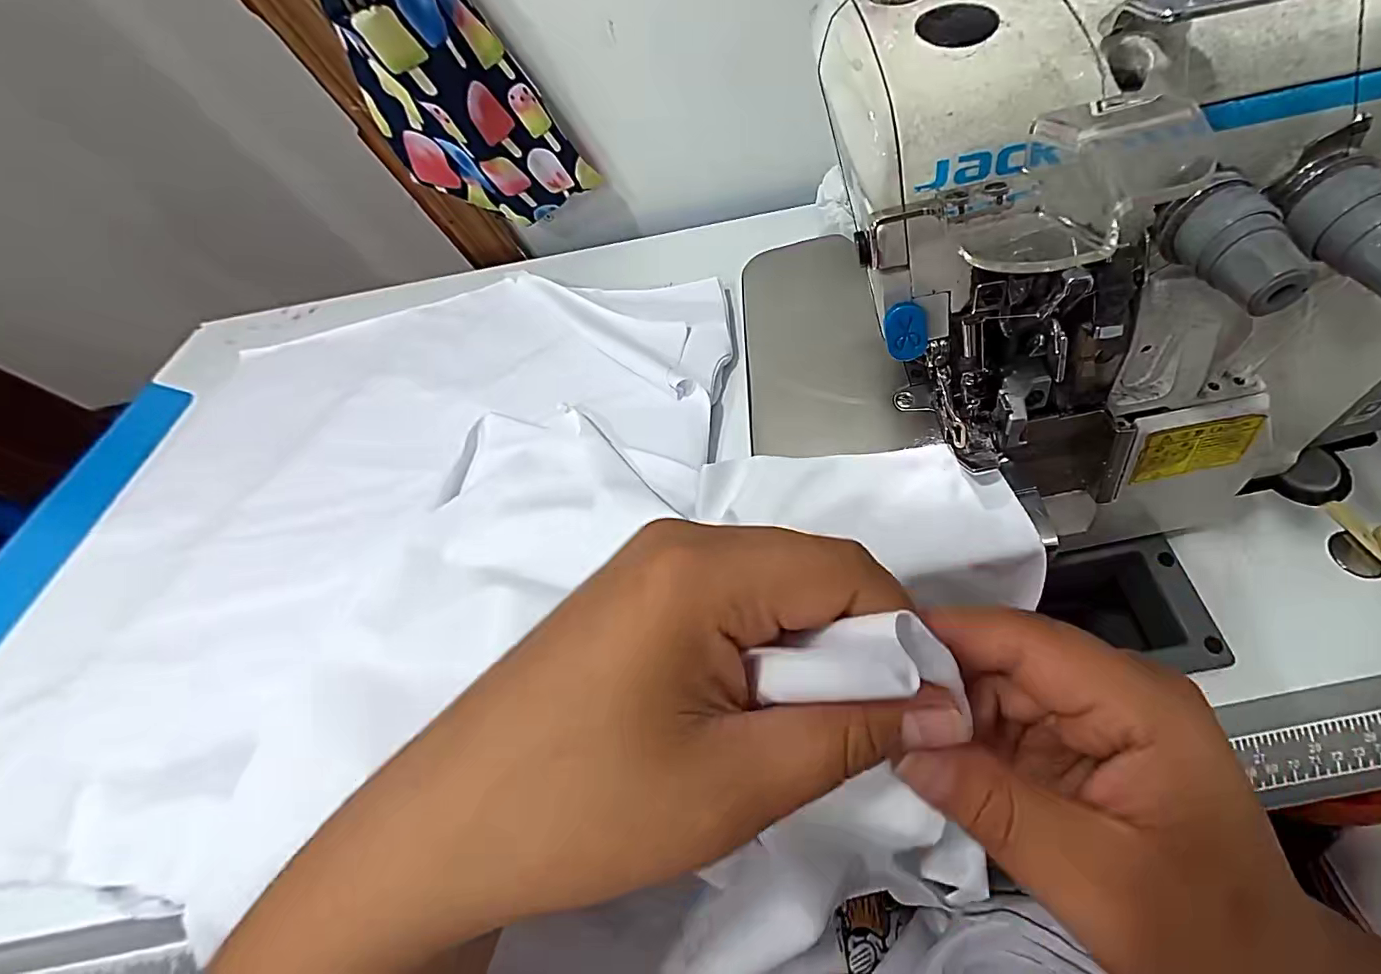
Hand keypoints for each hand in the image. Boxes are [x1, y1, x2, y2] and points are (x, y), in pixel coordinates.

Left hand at [212, 521, 959, 973]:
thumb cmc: (585, 812)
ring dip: (813, 643)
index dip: (901, 629)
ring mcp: (652, 561)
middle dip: (857, 638)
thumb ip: (855, 731)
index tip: (927, 698)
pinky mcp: (637, 591)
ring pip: (776, 582)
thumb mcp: (739, 782)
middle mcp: (679, 541)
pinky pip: (735, 596)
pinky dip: (769, 642)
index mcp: (701, 567)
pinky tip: (754, 699)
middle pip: (810, 568)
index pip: (844, 568)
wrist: (437, 838)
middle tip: (870, 718)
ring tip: (807, 719)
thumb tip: (943, 705)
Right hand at [897, 607, 1380, 973]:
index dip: (956, 632)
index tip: (887, 639)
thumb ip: (994, 805)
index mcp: (1140, 702)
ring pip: (1008, 688)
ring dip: (956, 709)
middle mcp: (1122, 692)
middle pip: (1015, 659)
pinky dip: (976, 738)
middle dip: (947, 676)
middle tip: (883, 697)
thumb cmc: (1203, 932)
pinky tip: (939, 754)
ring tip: (902, 727)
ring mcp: (1104, 717)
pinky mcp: (1087, 745)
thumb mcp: (1092, 877)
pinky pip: (1017, 723)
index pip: (1031, 641)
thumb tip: (911, 748)